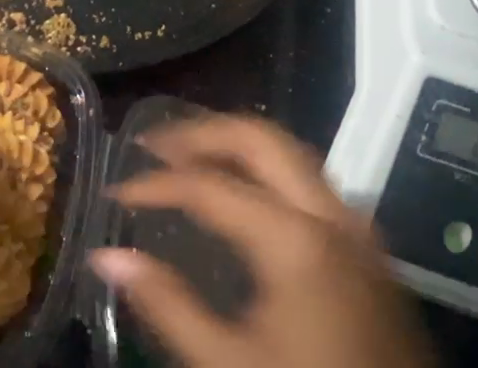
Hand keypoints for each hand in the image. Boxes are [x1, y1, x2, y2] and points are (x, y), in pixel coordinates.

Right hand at [90, 116, 432, 367]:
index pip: (208, 185)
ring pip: (291, 152)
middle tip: (153, 144)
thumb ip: (167, 305)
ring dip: (235, 144)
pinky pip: (311, 180)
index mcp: (294, 239)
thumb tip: (108, 258)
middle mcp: (331, 215)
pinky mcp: (369, 249)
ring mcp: (357, 228)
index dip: (155, 183)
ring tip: (190, 156)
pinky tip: (243, 191)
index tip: (117, 193)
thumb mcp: (230, 364)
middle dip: (201, 132)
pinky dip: (266, 167)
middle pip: (258, 138)